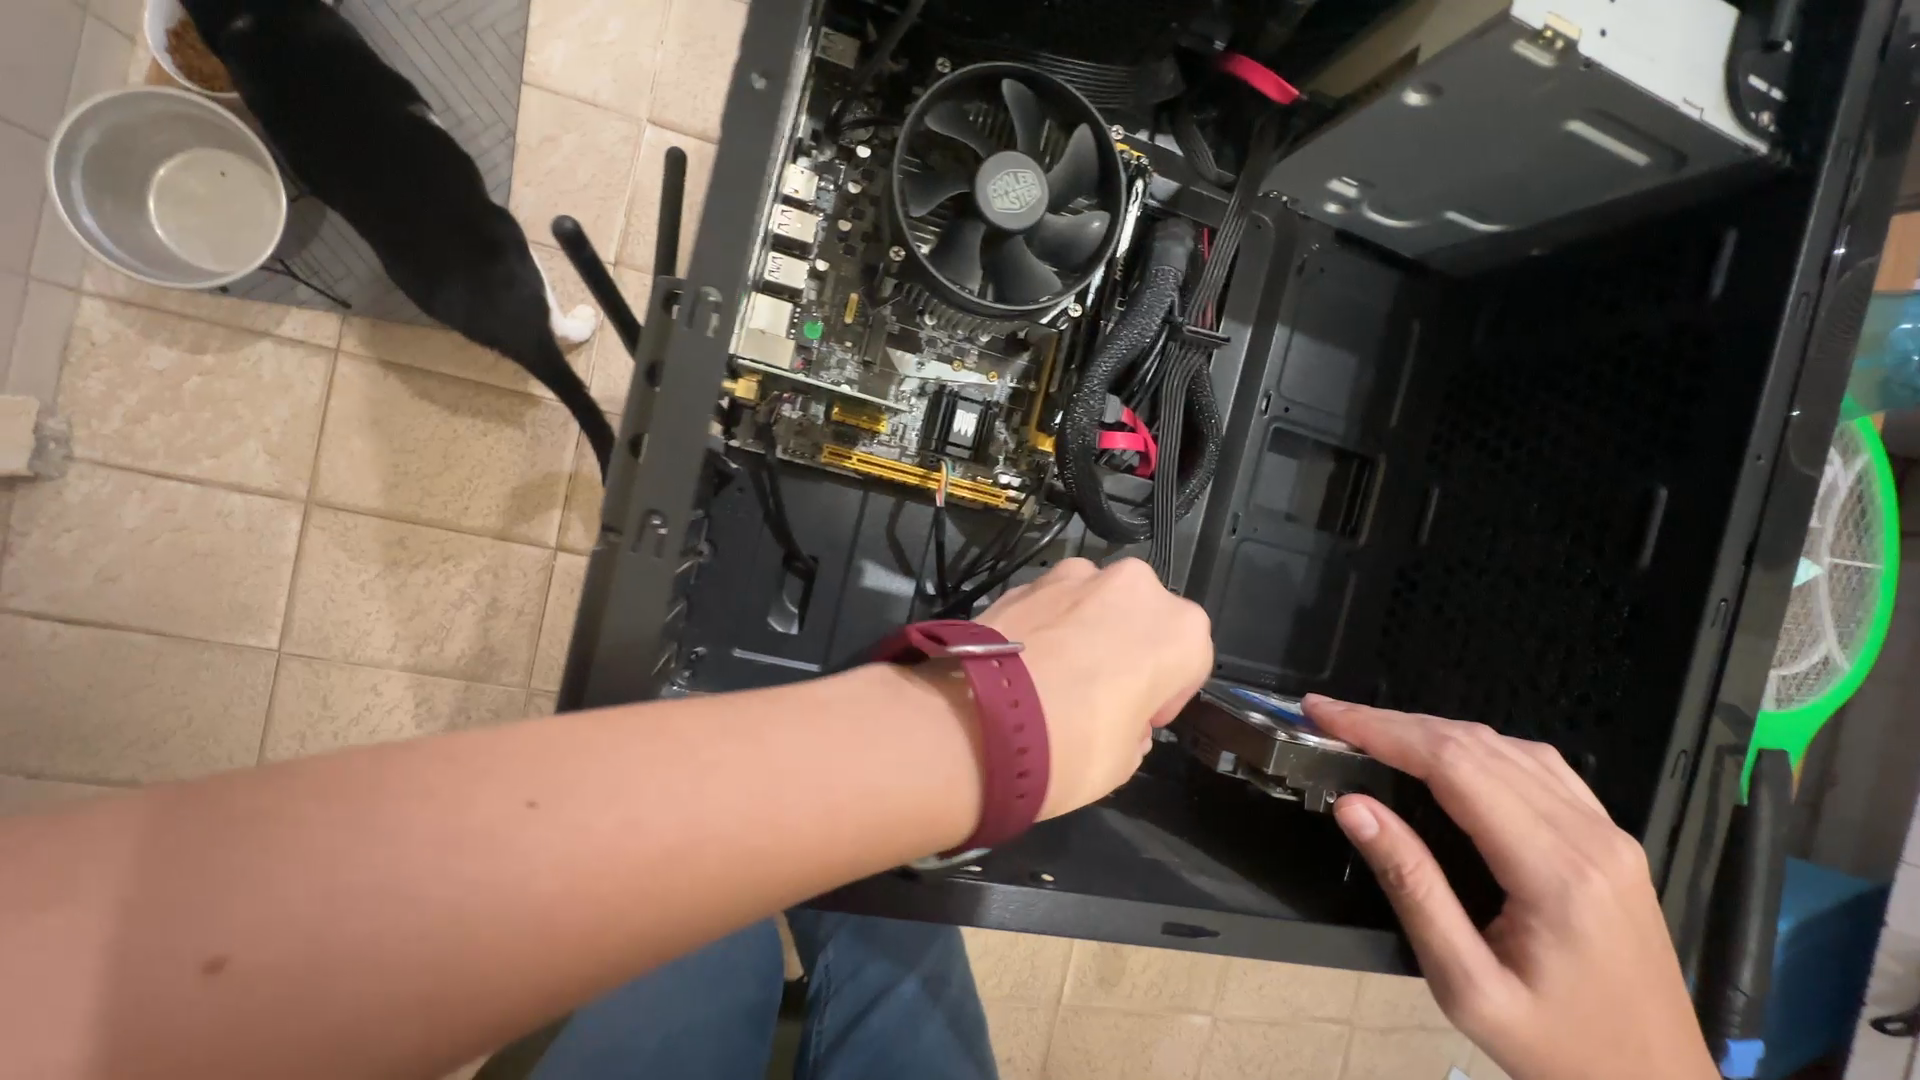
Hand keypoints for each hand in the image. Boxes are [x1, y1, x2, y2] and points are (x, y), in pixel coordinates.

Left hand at [973, 558, 1211, 819]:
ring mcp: (1074, 575)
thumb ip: (1135, 725)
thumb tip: (1117, 715)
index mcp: (1180, 629)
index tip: (1139, 720)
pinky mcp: (1023, 580)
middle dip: (1127, 649)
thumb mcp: (1125, 759)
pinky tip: (1023, 665)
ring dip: (1085, 630)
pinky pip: (1050, 603)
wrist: (975, 721)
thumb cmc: (1071, 746)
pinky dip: (1045, 626)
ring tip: (1054, 678)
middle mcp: (1134, 586)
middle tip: (1097, 695)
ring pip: (1094, 602)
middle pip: (1142, 618)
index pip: (1190, 660)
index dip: (1166, 693)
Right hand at [1305, 697, 1715, 1079]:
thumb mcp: (1466, 986)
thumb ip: (1412, 888)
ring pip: (1507, 746)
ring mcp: (1608, 834)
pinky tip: (1443, 755)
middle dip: (1393, 723)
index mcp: (1554, 870)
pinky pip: (1537, 766)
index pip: (1454, 765)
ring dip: (1430, 729)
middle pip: (1477, 745)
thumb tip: (1353, 806)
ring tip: (1370, 733)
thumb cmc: (1555, 1048)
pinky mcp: (1610, 841)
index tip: (1322, 714)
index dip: (1381, 729)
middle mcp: (1589, 835)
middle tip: (1328, 718)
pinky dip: (1476, 746)